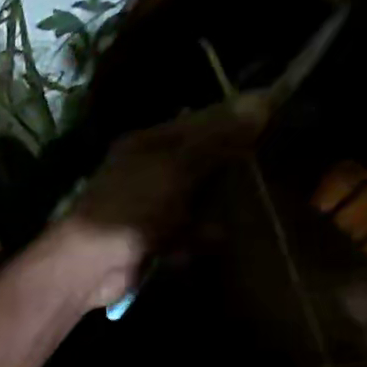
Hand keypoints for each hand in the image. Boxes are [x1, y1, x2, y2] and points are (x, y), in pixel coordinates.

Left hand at [60, 98, 274, 305]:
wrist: (90, 265)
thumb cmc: (130, 206)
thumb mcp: (175, 167)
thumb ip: (216, 138)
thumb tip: (260, 101)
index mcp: (148, 145)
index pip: (199, 122)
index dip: (235, 119)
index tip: (277, 116)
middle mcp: (150, 171)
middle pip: (202, 162)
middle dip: (233, 166)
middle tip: (276, 164)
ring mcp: (152, 207)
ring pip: (199, 200)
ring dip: (221, 206)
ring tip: (257, 204)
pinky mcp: (155, 240)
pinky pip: (189, 233)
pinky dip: (201, 236)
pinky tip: (217, 238)